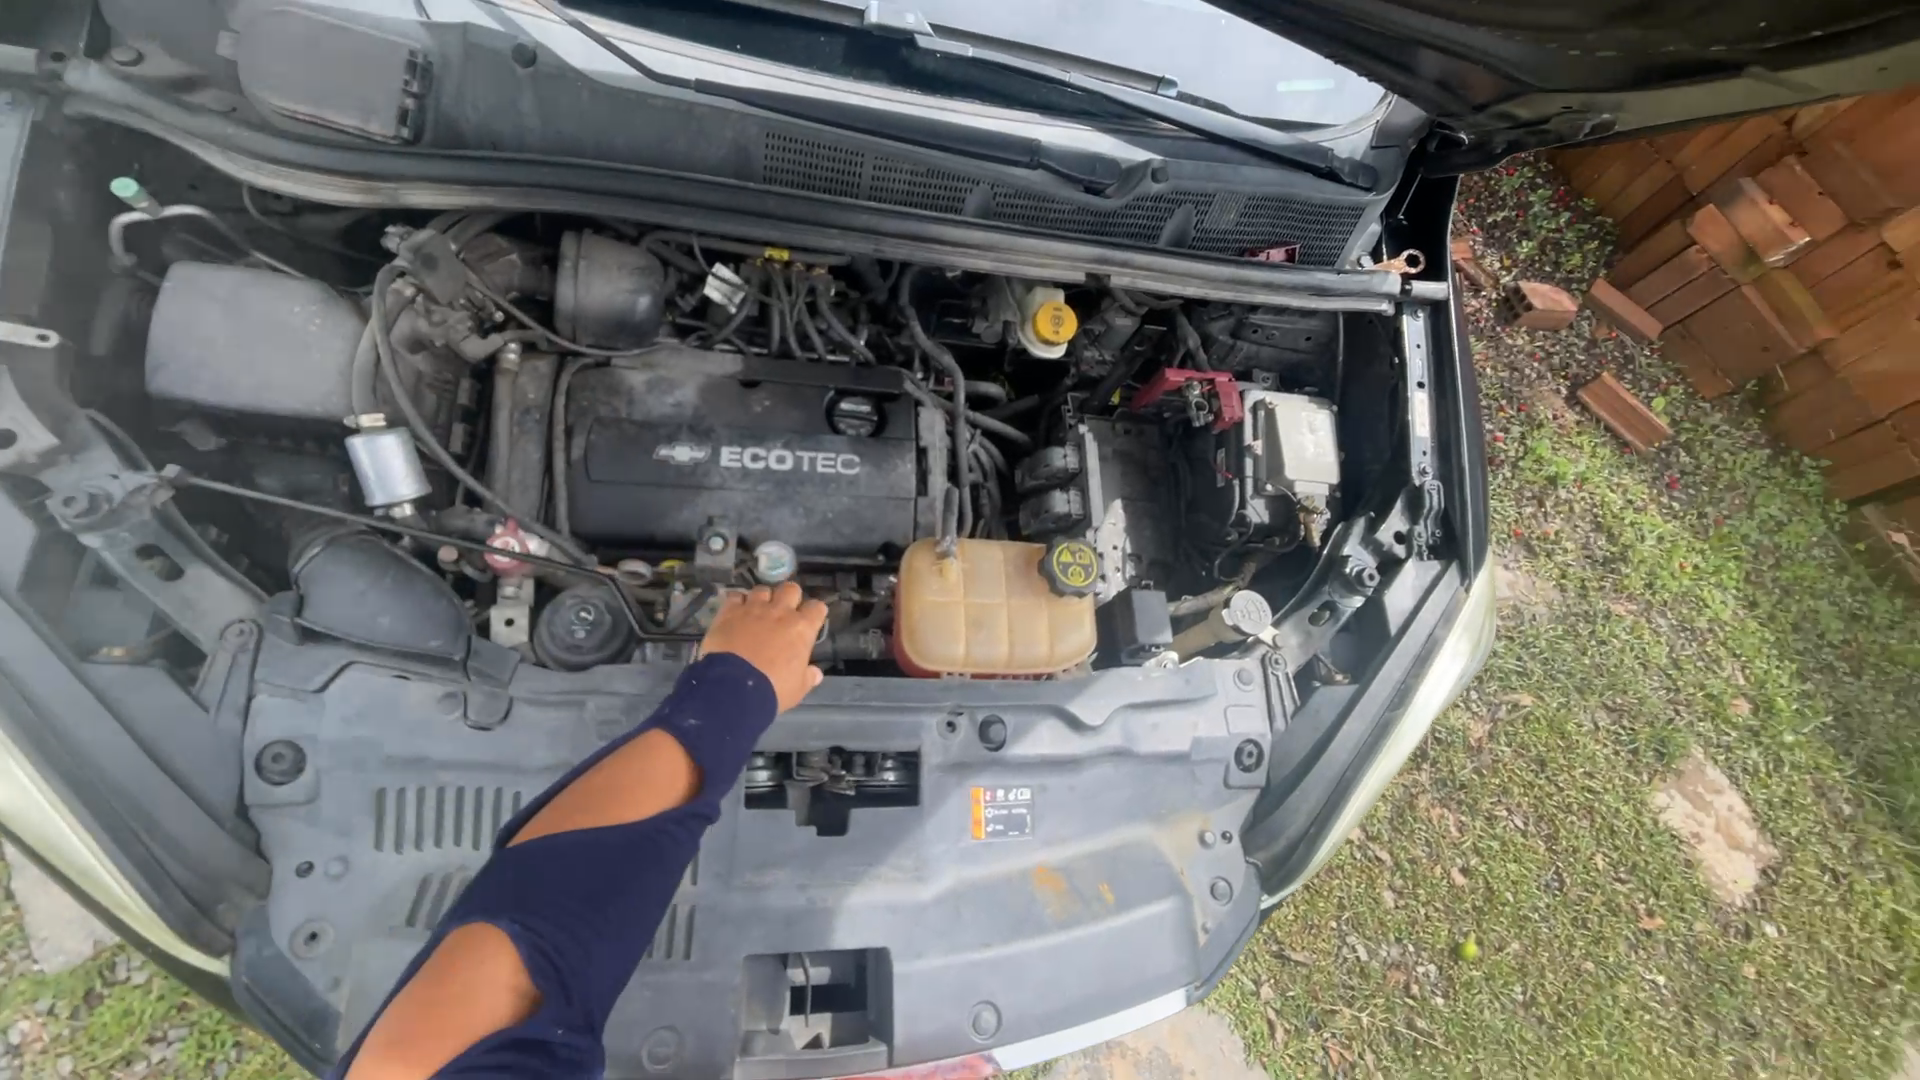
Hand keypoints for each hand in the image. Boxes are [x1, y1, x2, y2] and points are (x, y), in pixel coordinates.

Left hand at [699, 582, 827, 711]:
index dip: (815, 612)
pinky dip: (737, 602)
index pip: (817, 608)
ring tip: (758, 610)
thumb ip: (808, 677)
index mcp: (802, 628)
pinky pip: (735, 596)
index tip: (812, 619)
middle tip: (785, 610)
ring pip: (762, 589)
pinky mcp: (729, 612)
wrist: (733, 688)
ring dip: (763, 598)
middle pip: (791, 589)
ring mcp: (753, 609)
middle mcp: (780, 612)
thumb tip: (816, 673)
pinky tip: (736, 611)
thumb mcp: (798, 689)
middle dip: (790, 597)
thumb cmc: (772, 689)